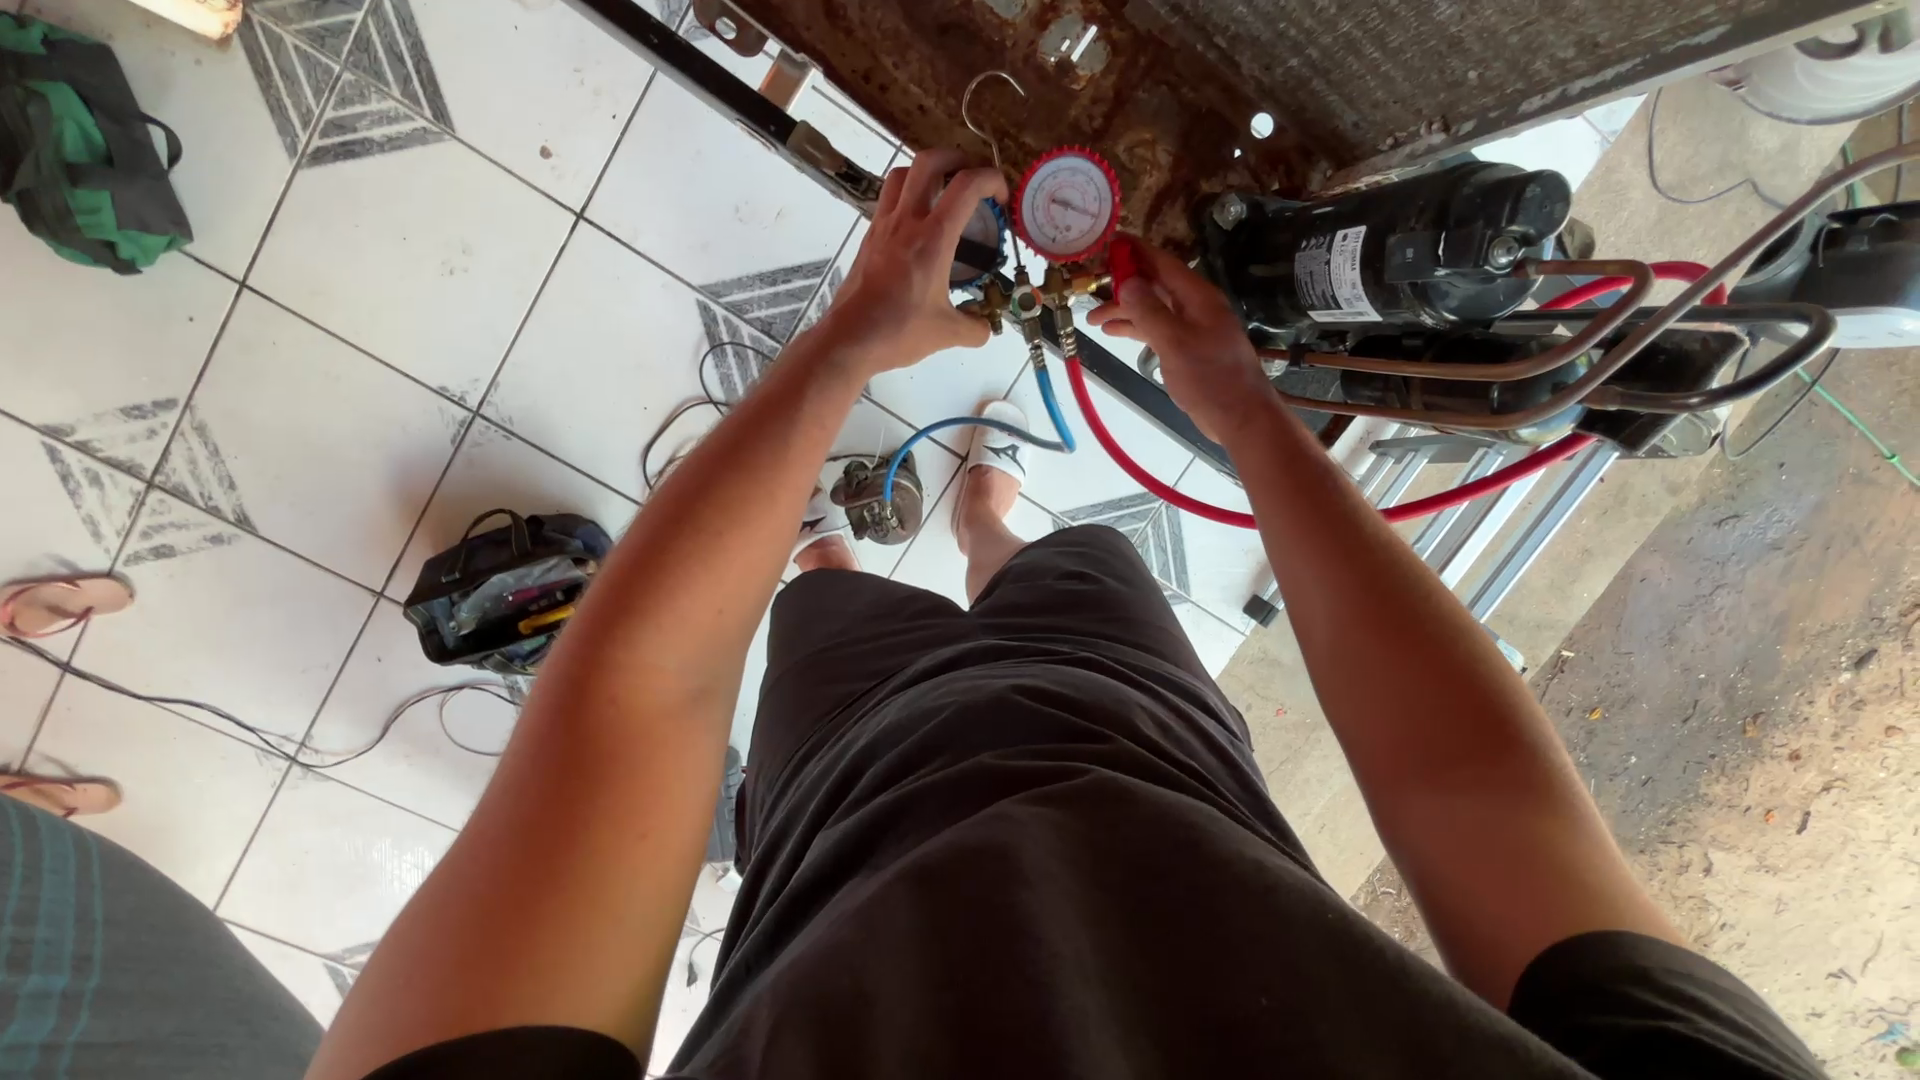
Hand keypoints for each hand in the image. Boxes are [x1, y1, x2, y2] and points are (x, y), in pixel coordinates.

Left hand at [810, 148, 1009, 373]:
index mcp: (932, 239)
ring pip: (902, 174)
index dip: (991, 179)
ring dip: (926, 171)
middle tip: (972, 175)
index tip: (1001, 196)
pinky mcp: (869, 238)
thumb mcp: (946, 334)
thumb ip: (974, 328)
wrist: (849, 338)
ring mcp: (882, 227)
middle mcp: (906, 222)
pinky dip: (906, 195)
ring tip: (942, 190)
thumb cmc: (898, 331)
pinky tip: (917, 222)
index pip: (966, 186)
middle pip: (929, 161)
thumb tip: (985, 327)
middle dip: (957, 157)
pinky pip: (888, 200)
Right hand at [1087, 236, 1274, 443]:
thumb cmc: (1210, 378)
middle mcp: (1195, 307)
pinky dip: (1136, 328)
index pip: (1163, 263)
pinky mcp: (1187, 349)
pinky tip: (1115, 332)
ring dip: (1125, 311)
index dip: (1136, 252)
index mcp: (1197, 297)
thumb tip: (1128, 281)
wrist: (1240, 416)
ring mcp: (1192, 328)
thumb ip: (1149, 311)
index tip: (1108, 243)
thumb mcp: (1175, 342)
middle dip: (1123, 285)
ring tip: (1093, 318)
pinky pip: (1157, 329)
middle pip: (1155, 285)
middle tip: (1091, 287)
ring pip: (1153, 309)